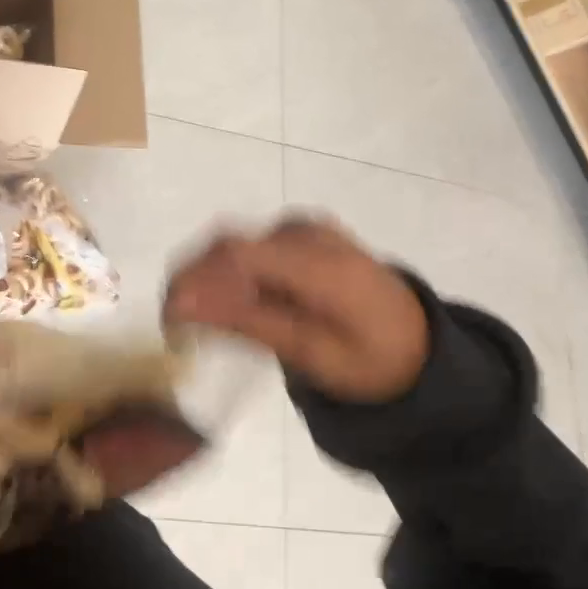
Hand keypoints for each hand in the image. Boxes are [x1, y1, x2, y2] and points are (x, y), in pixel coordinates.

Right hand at [163, 217, 428, 404]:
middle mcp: (307, 232)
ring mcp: (304, 228)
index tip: (168, 322)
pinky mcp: (299, 233)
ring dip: (209, 282)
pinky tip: (232, 307)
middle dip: (193, 284)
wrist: (419, 345)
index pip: (234, 254)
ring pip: (232, 246)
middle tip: (177, 329)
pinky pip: (249, 248)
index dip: (191, 281)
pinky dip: (231, 276)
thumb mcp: (310, 352)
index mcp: (319, 262)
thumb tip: (180, 303)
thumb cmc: (370, 360)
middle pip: (227, 246)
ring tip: (201, 324)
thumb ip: (246, 322)